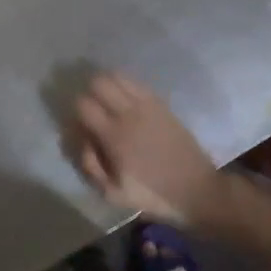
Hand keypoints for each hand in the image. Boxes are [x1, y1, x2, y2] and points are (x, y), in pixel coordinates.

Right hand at [69, 71, 234, 227]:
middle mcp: (129, 114)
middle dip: (89, 92)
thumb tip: (82, 140)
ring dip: (107, 85)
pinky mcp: (162, 104)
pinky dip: (125, 86)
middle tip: (92, 110)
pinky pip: (137, 84)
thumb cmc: (152, 194)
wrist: (195, 189)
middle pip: (99, 82)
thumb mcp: (113, 193)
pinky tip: (126, 102)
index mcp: (114, 136)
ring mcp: (147, 105)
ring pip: (118, 76)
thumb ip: (90, 165)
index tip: (79, 124)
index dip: (75, 111)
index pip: (83, 104)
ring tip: (107, 102)